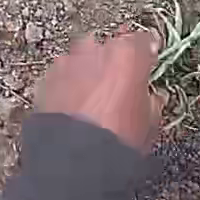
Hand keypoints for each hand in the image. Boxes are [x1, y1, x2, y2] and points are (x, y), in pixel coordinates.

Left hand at [32, 30, 163, 152]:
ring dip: (90, 71)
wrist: (74, 159)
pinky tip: (74, 106)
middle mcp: (97, 49)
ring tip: (94, 99)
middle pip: (110, 46)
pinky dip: (69, 84)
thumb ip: (152, 101)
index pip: (144, 40)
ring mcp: (68, 62)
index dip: (147, 53)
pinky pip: (64, 75)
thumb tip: (152, 97)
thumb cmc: (118, 139)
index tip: (149, 62)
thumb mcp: (150, 123)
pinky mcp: (47, 78)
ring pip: (83, 58)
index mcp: (128, 55)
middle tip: (120, 86)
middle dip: (115, 61)